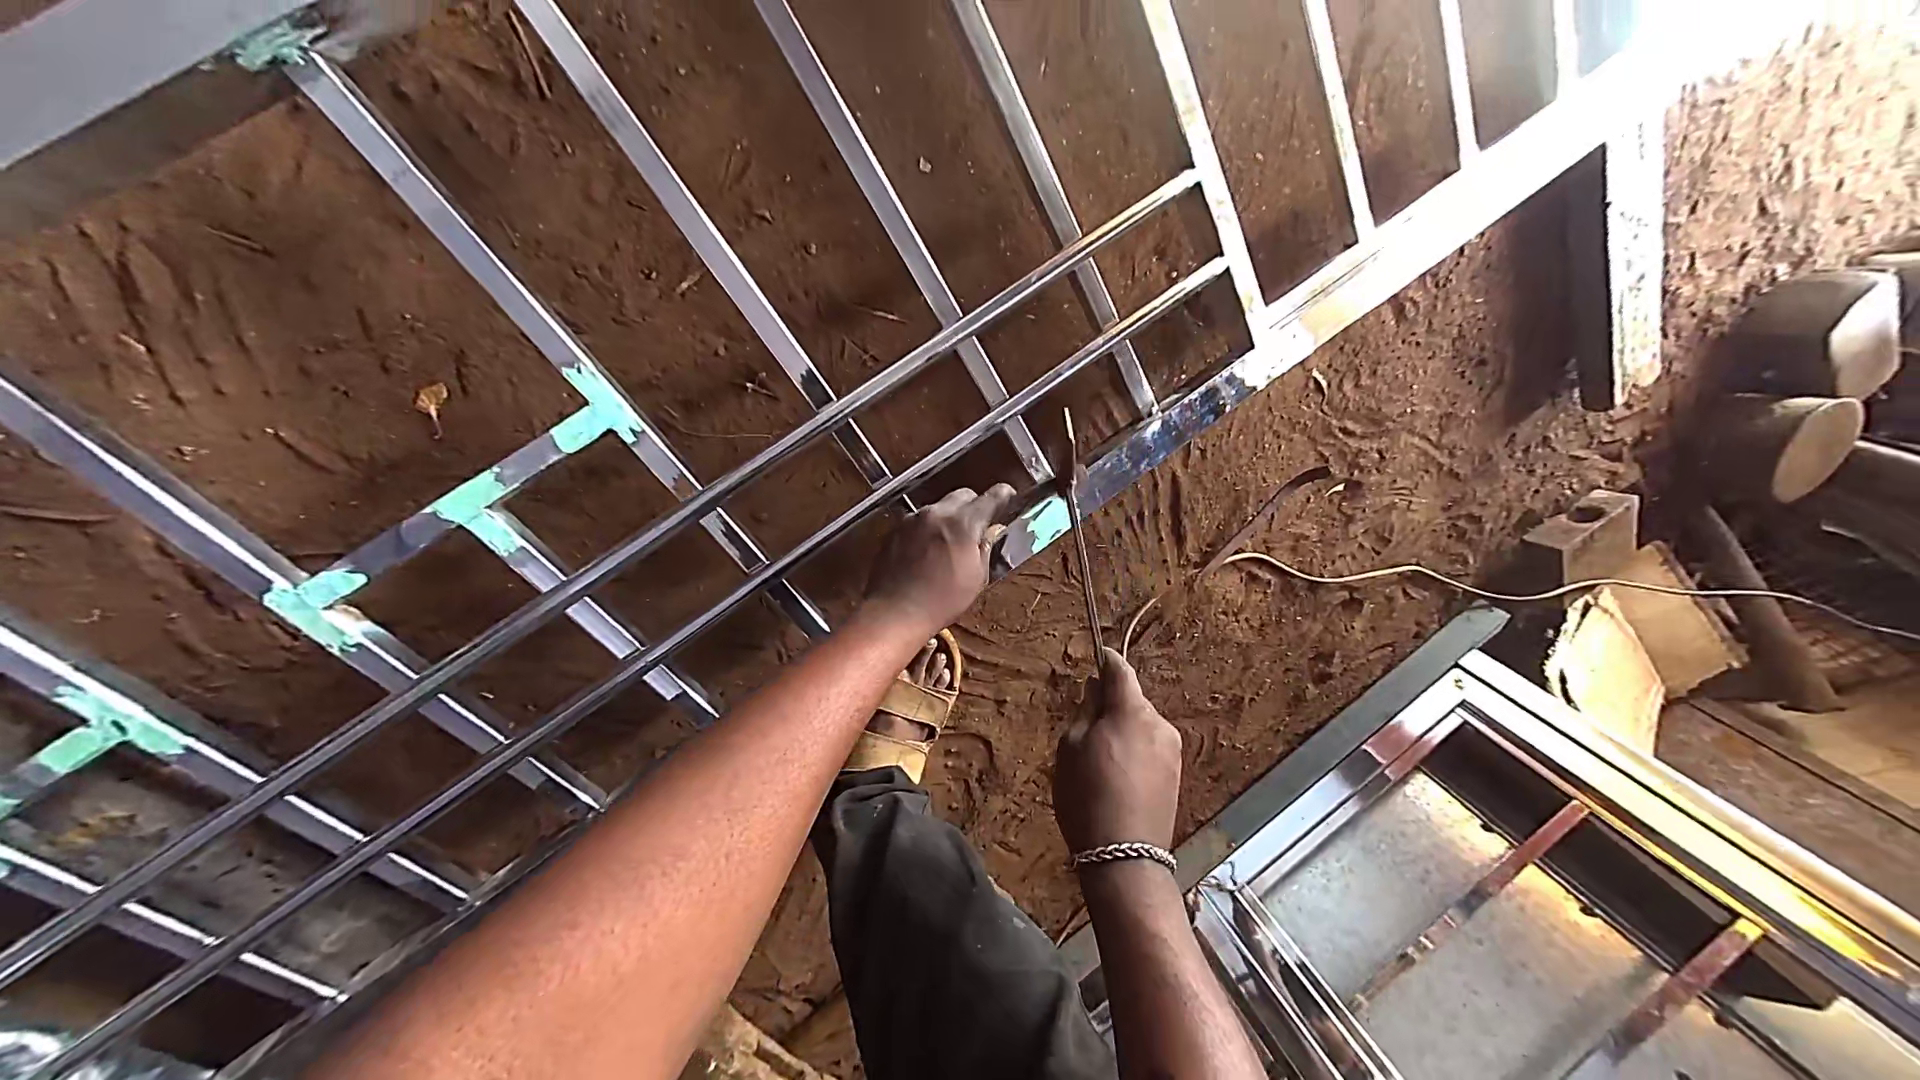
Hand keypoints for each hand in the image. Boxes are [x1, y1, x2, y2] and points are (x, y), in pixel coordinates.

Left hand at [862, 484, 1016, 636]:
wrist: (895, 612)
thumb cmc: (940, 601)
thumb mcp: (976, 578)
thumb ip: (986, 548)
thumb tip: (991, 533)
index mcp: (963, 523)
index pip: (992, 497)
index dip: (1004, 496)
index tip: (1009, 498)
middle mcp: (936, 513)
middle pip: (963, 495)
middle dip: (975, 507)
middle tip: (980, 528)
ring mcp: (912, 520)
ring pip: (939, 508)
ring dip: (950, 519)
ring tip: (952, 545)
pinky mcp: (895, 530)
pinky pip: (919, 521)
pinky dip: (929, 529)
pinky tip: (929, 552)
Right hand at [1054, 648, 1181, 854]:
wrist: (1125, 858)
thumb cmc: (1086, 796)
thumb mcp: (1071, 746)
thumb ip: (1086, 709)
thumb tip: (1097, 687)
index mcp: (1132, 711)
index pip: (1121, 671)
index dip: (1106, 660)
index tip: (1095, 656)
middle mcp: (1160, 724)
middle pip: (1133, 699)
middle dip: (1112, 703)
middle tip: (1085, 726)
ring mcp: (1172, 751)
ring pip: (1142, 724)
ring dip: (1123, 728)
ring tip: (1099, 759)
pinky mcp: (1176, 774)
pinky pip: (1150, 746)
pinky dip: (1134, 749)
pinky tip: (1118, 776)